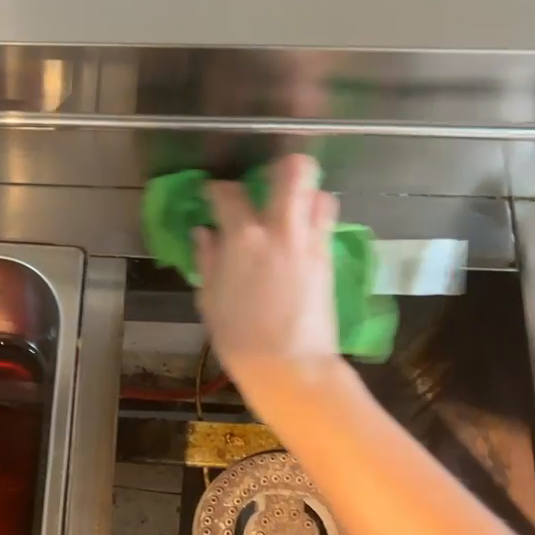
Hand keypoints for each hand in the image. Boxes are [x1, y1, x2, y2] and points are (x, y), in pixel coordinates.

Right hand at [193, 154, 340, 383]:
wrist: (290, 366)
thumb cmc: (240, 339)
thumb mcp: (210, 300)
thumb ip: (207, 260)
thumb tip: (205, 234)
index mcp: (242, 239)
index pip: (229, 194)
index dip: (218, 190)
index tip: (213, 195)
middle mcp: (280, 230)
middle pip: (294, 172)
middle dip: (281, 167)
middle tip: (267, 181)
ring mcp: (310, 243)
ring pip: (320, 193)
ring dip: (305, 195)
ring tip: (290, 210)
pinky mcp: (329, 259)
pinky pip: (326, 224)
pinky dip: (315, 220)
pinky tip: (299, 237)